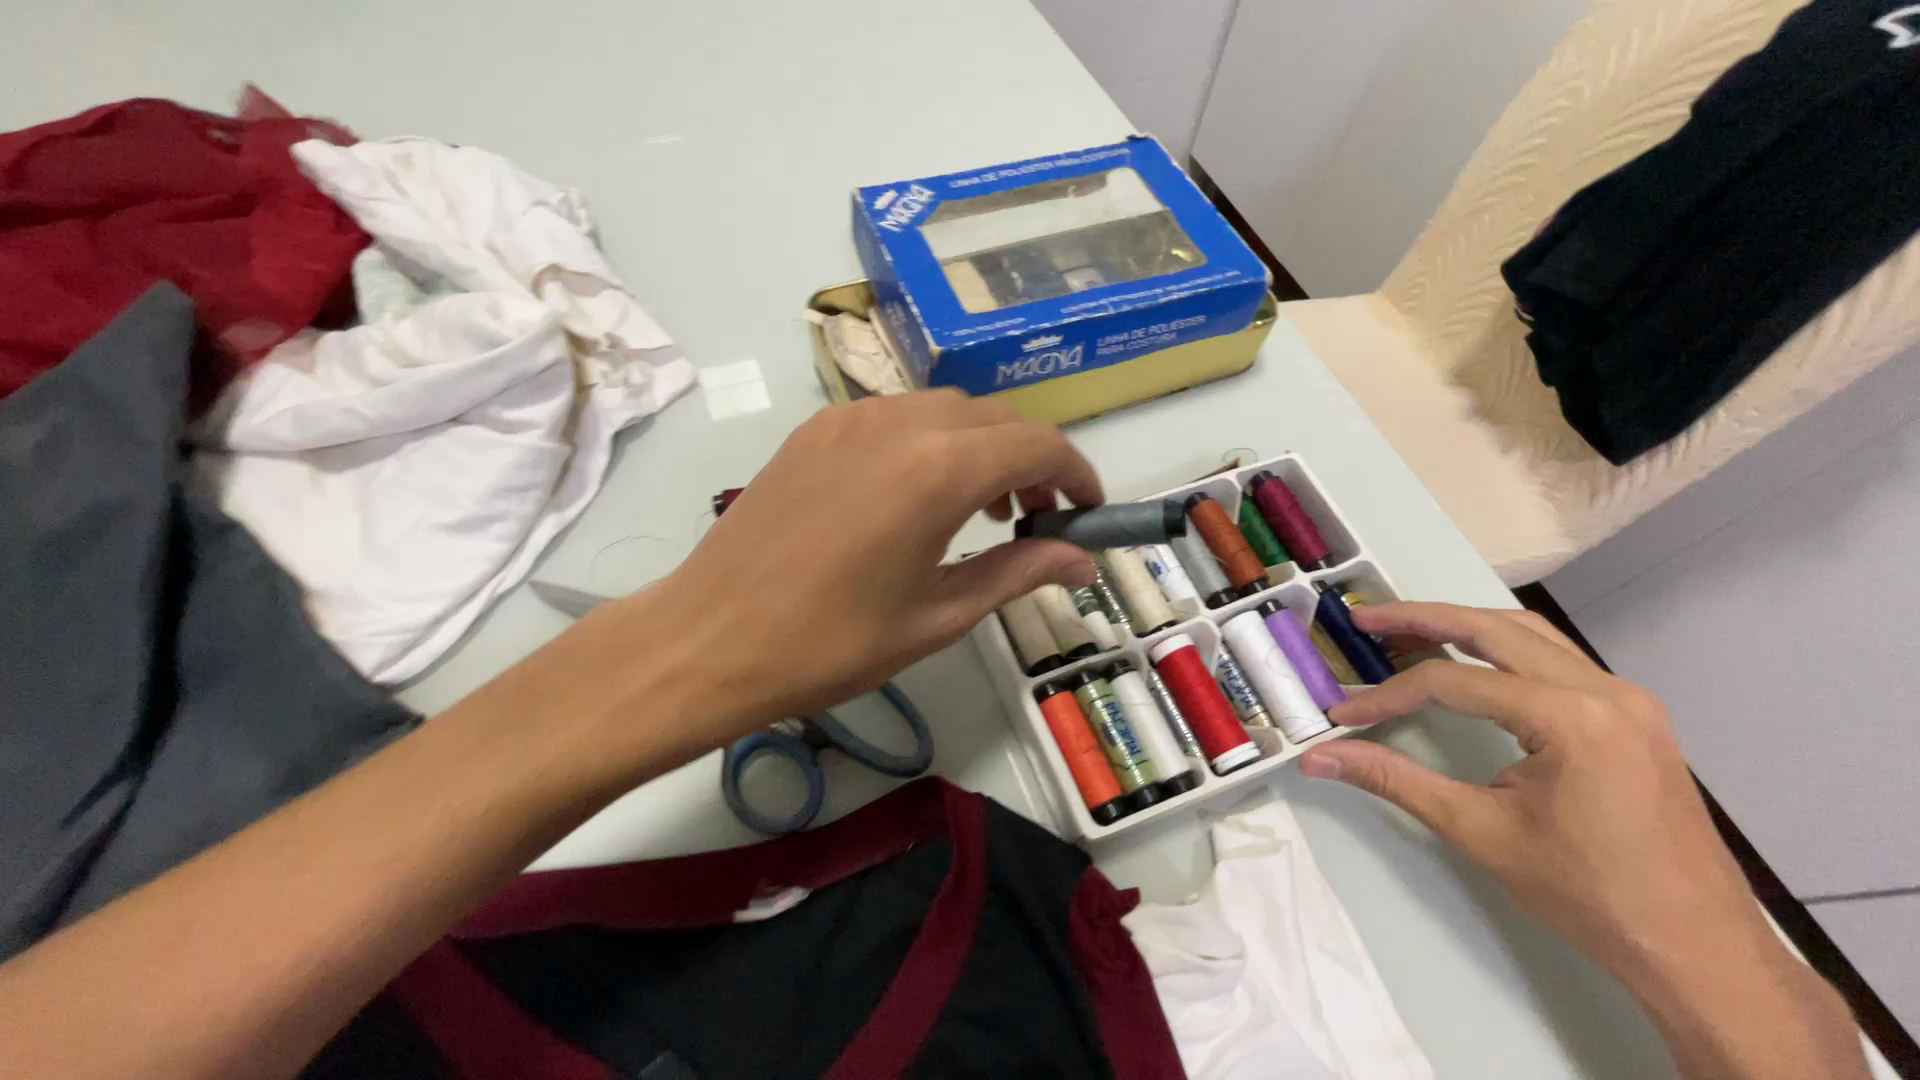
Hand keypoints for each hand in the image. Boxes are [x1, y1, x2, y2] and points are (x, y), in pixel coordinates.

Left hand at [621, 391, 1100, 739]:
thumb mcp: (937, 617)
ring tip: (978, 511)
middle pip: (995, 418)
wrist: (709, 639)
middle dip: (1029, 460)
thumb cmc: (829, 644)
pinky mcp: (815, 429)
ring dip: (980, 446)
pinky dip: (930, 441)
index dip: (1075, 474)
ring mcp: (849, 418)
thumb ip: (1017, 574)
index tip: (1085, 512)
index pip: (1037, 444)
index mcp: (937, 470)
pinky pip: (896, 416)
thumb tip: (1081, 561)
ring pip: (945, 408)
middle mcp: (898, 422)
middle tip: (1032, 521)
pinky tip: (915, 496)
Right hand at [1298, 602, 1752, 973]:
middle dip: (1423, 619)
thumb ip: (1394, 780)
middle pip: (1495, 629)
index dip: (1389, 694)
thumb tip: (1319, 759)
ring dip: (1465, 625)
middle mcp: (1605, 691)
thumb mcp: (1479, 831)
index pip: (1455, 683)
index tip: (1344, 714)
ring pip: (1530, 635)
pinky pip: (1556, 660)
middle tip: (1365, 620)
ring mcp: (1627, 700)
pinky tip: (1471, 663)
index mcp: (1571, 717)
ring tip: (1406, 629)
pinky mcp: (1632, 717)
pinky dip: (1502, 650)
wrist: (1697, 949)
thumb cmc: (1588, 894)